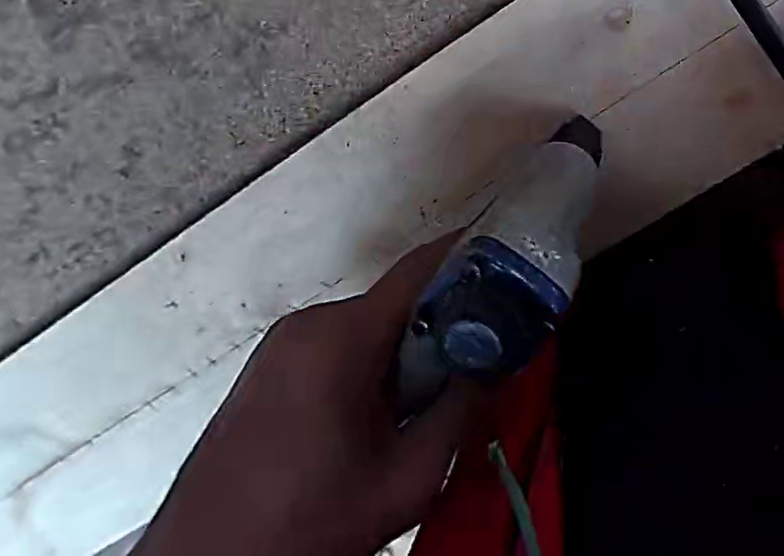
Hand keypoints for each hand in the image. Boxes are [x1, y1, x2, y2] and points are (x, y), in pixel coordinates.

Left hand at [134, 236, 483, 555]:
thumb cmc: (299, 529)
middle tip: (478, 359)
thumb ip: (465, 408)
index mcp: (339, 336)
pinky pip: (344, 345)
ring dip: (412, 349)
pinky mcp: (270, 370)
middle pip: (404, 299)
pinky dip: (377, 364)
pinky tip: (383, 414)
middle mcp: (308, 325)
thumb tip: (499, 362)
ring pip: (377, 324)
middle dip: (447, 322)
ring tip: (426, 401)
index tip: (513, 261)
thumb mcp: (409, 477)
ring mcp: (283, 346)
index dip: (475, 255)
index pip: (424, 265)